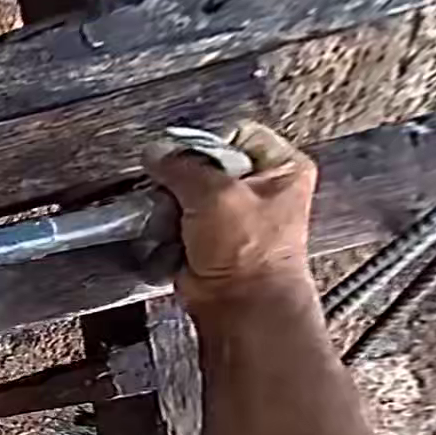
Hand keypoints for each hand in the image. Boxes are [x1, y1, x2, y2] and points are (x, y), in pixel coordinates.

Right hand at [146, 120, 319, 315]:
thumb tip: (155, 151)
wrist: (236, 298)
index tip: (178, 162)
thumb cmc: (245, 248)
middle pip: (203, 168)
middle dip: (179, 183)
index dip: (204, 146)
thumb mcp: (217, 196)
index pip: (236, 136)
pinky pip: (173, 223)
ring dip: (168, 210)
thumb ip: (184, 169)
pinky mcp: (202, 238)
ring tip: (169, 223)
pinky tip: (167, 239)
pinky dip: (164, 230)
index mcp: (280, 167)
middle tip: (172, 197)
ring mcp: (227, 215)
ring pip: (183, 197)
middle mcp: (255, 188)